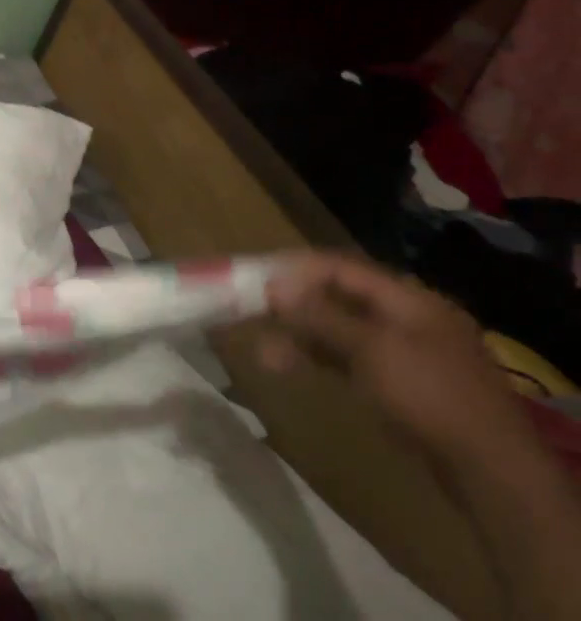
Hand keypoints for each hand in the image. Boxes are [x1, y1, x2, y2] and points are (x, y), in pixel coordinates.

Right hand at [261, 252, 535, 471]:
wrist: (484, 464)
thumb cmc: (428, 394)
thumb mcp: (371, 349)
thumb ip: (321, 315)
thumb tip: (274, 285)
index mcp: (409, 301)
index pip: (341, 268)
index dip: (295, 269)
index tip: (252, 278)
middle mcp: (405, 318)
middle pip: (336, 297)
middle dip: (291, 305)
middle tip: (249, 311)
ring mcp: (401, 350)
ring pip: (335, 329)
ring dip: (296, 335)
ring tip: (262, 352)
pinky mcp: (394, 379)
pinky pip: (344, 356)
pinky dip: (313, 356)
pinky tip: (284, 366)